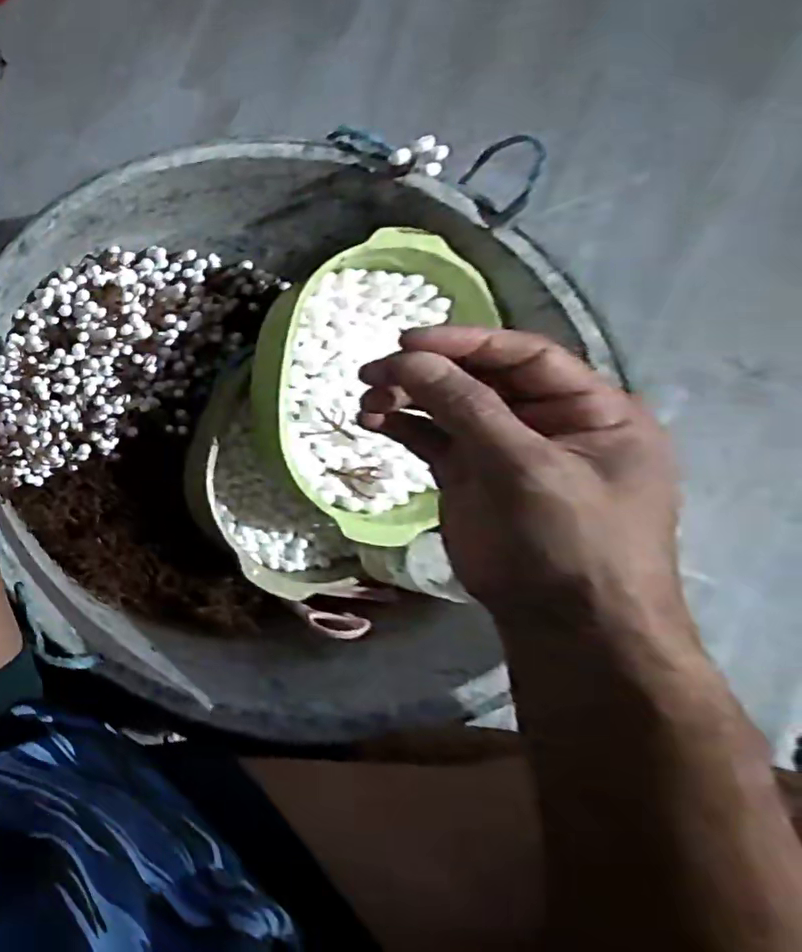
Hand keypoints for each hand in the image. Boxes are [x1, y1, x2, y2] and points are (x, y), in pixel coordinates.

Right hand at [357, 327, 685, 636]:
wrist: (563, 617)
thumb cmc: (569, 538)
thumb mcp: (524, 465)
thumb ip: (467, 407)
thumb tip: (408, 359)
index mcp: (591, 412)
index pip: (526, 357)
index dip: (466, 343)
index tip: (406, 342)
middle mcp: (547, 422)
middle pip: (479, 378)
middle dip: (424, 372)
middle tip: (372, 375)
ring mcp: (503, 449)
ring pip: (446, 405)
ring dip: (404, 398)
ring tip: (368, 403)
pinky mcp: (466, 474)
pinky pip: (428, 436)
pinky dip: (399, 425)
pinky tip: (373, 423)